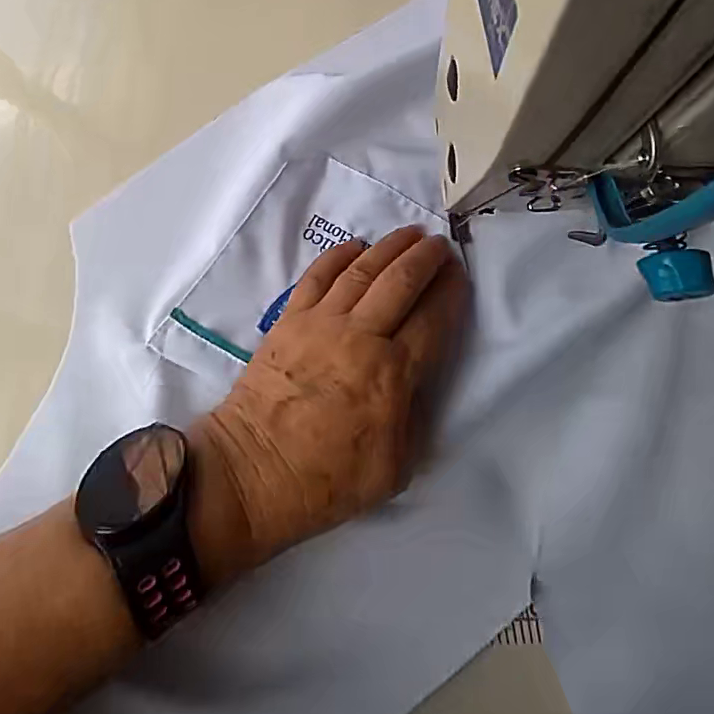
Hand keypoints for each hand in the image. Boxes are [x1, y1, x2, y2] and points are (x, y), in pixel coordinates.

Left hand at [187, 225, 468, 581]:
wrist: (254, 469)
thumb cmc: (327, 479)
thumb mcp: (396, 467)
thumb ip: (415, 414)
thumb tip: (418, 376)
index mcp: (393, 375)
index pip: (432, 320)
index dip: (450, 293)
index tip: (459, 276)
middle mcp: (359, 338)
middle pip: (399, 284)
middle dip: (424, 259)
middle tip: (439, 244)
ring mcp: (320, 324)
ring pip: (361, 272)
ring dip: (387, 249)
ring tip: (408, 234)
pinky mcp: (288, 321)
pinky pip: (316, 277)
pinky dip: (337, 257)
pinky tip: (354, 247)